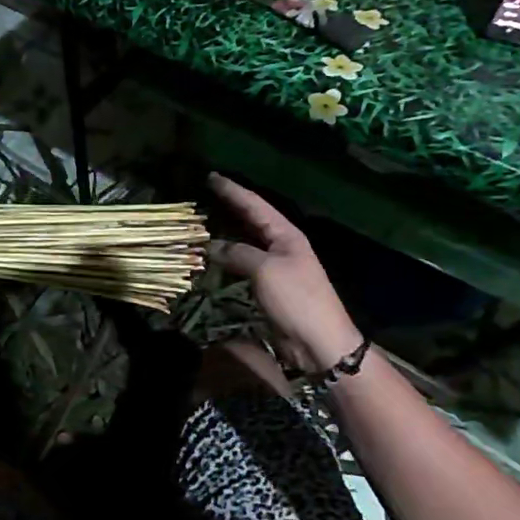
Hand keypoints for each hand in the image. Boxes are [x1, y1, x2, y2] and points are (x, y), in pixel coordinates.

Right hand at [207, 173, 361, 373]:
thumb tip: (211, 246)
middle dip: (227, 210)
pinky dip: (225, 264)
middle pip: (250, 222)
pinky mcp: (267, 291)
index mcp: (286, 235)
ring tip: (199, 228)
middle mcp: (280, 247)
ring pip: (243, 246)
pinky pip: (241, 270)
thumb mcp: (266, 270)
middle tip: (201, 198)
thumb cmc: (297, 299)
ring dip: (222, 238)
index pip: (254, 205)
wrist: (320, 343)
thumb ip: (238, 254)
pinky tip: (209, 263)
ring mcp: (274, 270)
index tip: (210, 176)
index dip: (232, 190)